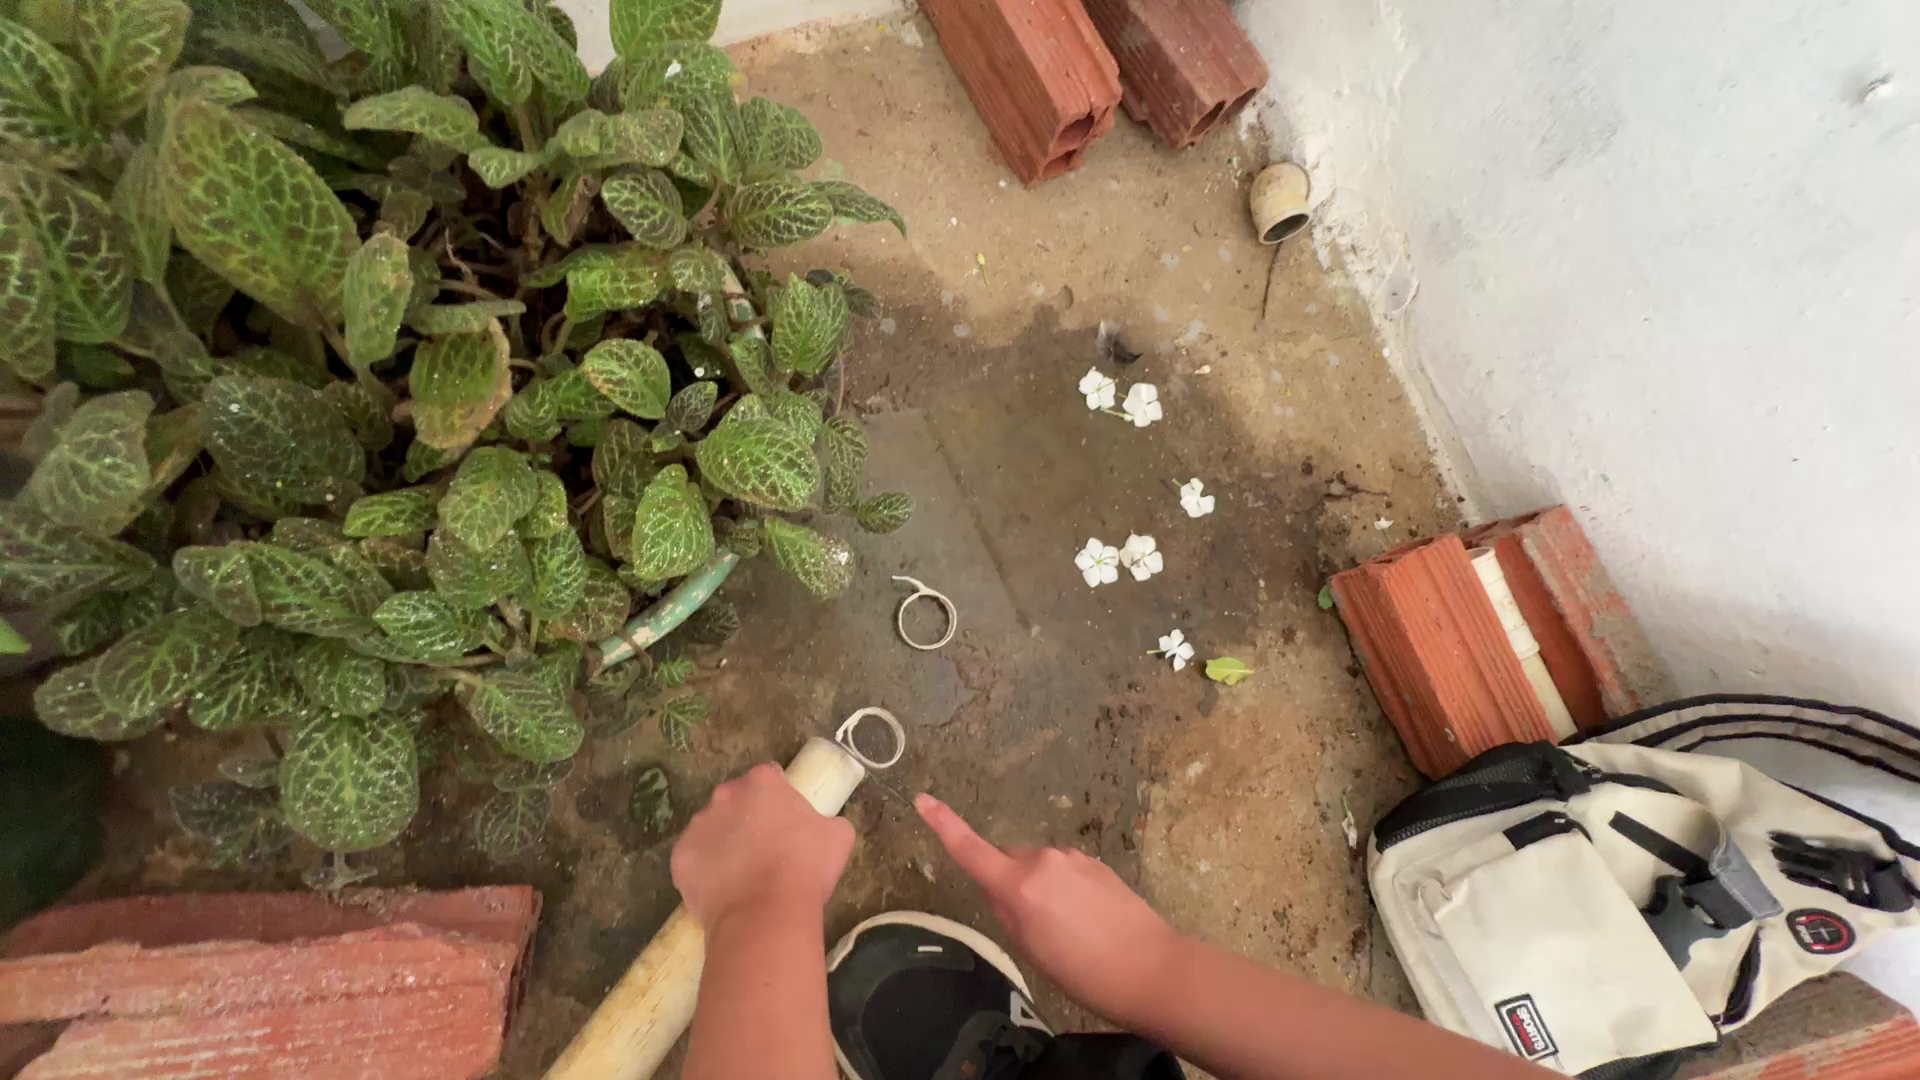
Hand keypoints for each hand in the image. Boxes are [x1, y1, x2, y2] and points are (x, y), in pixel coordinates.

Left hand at [672, 763, 855, 930]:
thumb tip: (821, 827)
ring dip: (725, 841)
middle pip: (737, 799)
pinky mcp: (680, 857)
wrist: (766, 915)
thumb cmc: (806, 868)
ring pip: (713, 827)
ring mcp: (698, 826)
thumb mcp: (837, 835)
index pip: (770, 776)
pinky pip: (695, 858)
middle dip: (748, 816)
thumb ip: (826, 820)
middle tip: (766, 846)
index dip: (780, 797)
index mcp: (762, 781)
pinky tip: (725, 888)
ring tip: (744, 872)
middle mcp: (725, 795)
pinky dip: (706, 868)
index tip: (787, 820)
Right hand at [917, 794, 1178, 1025]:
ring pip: (1040, 869)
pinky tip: (1089, 922)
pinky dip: (1066, 891)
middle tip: (1036, 931)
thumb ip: (1007, 912)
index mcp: (1020, 884)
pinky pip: (1065, 872)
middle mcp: (1043, 859)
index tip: (922, 798)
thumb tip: (998, 887)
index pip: (971, 850)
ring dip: (1043, 890)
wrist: (1152, 968)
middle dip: (1012, 885)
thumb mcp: (1031, 951)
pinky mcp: (1095, 862)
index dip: (943, 825)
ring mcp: (1072, 857)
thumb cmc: (1085, 973)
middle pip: (1009, 863)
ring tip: (1070, 933)